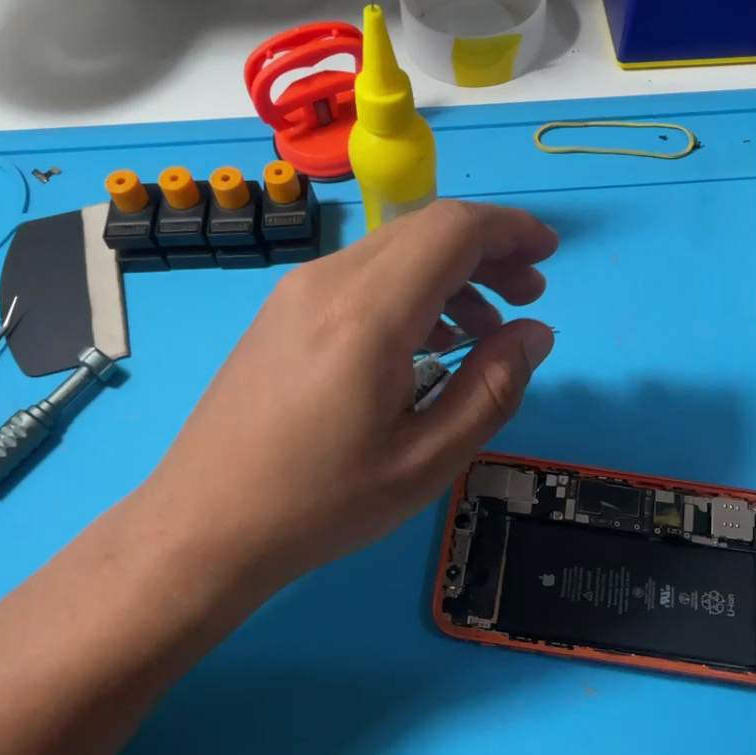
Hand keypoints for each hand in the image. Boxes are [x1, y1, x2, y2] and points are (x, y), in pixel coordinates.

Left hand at [135, 200, 556, 594]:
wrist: (205, 524)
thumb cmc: (321, 503)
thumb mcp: (426, 461)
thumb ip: (491, 390)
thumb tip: (534, 335)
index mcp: (368, 314)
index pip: (452, 230)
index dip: (511, 231)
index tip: (550, 255)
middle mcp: (328, 282)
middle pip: (424, 230)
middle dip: (488, 251)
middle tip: (528, 297)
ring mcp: (295, 294)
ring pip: (391, 252)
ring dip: (449, 274)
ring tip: (484, 331)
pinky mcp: (280, 313)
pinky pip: (360, 278)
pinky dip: (409, 292)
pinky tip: (425, 344)